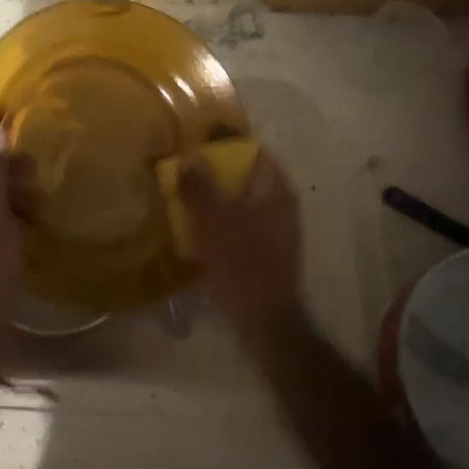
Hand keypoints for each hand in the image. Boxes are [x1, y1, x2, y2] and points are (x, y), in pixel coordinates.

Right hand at [178, 147, 305, 354]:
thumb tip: (188, 158)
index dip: (226, 146)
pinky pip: (243, 225)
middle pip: (247, 177)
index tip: (197, 148)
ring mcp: (279, 231)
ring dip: (217, 200)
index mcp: (276, 191)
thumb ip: (199, 186)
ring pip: (243, 203)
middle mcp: (283, 206)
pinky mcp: (269, 253)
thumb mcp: (213, 221)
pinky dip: (223, 223)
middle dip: (217, 174)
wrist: (265, 321)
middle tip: (185, 174)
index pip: (255, 152)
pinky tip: (200, 232)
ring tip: (186, 202)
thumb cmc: (241, 263)